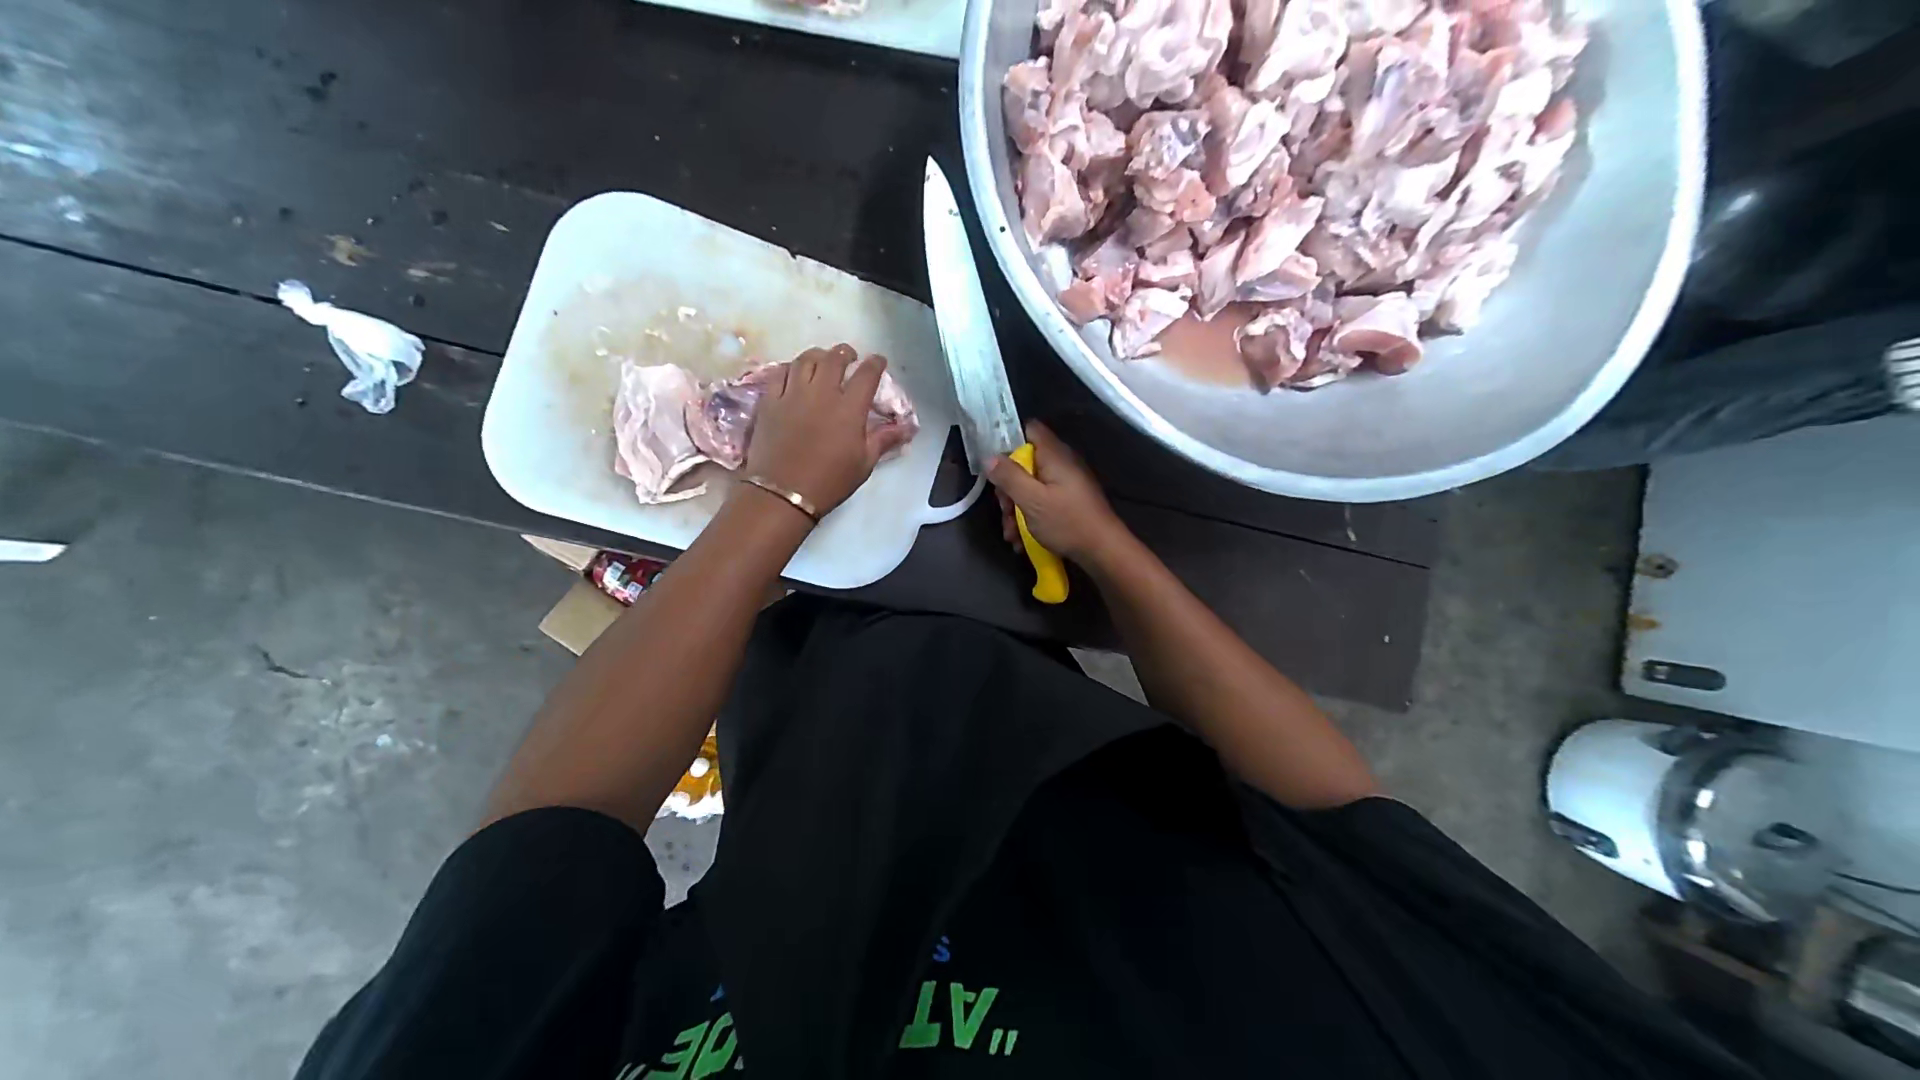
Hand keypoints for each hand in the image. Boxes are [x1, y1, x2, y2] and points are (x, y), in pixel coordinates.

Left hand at [739, 344, 891, 518]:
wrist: (783, 493)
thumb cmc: (829, 481)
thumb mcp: (864, 463)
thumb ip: (884, 439)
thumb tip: (907, 428)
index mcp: (849, 409)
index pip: (866, 374)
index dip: (875, 364)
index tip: (878, 361)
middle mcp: (822, 393)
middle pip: (834, 358)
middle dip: (845, 353)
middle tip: (849, 357)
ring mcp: (793, 394)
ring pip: (806, 360)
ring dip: (818, 355)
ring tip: (823, 360)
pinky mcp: (770, 401)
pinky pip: (780, 373)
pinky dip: (792, 368)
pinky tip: (795, 373)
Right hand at [985, 421, 1132, 566]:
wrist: (1103, 551)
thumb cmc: (1067, 522)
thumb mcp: (1031, 500)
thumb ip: (1009, 476)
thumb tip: (989, 458)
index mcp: (1054, 455)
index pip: (1029, 430)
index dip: (1007, 441)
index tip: (992, 463)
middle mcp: (1061, 463)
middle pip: (1025, 463)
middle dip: (1009, 488)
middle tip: (1004, 509)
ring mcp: (1066, 483)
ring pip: (1031, 486)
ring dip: (1016, 509)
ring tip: (1011, 534)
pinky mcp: (1068, 502)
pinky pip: (1042, 501)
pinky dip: (1030, 517)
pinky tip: (1022, 539)